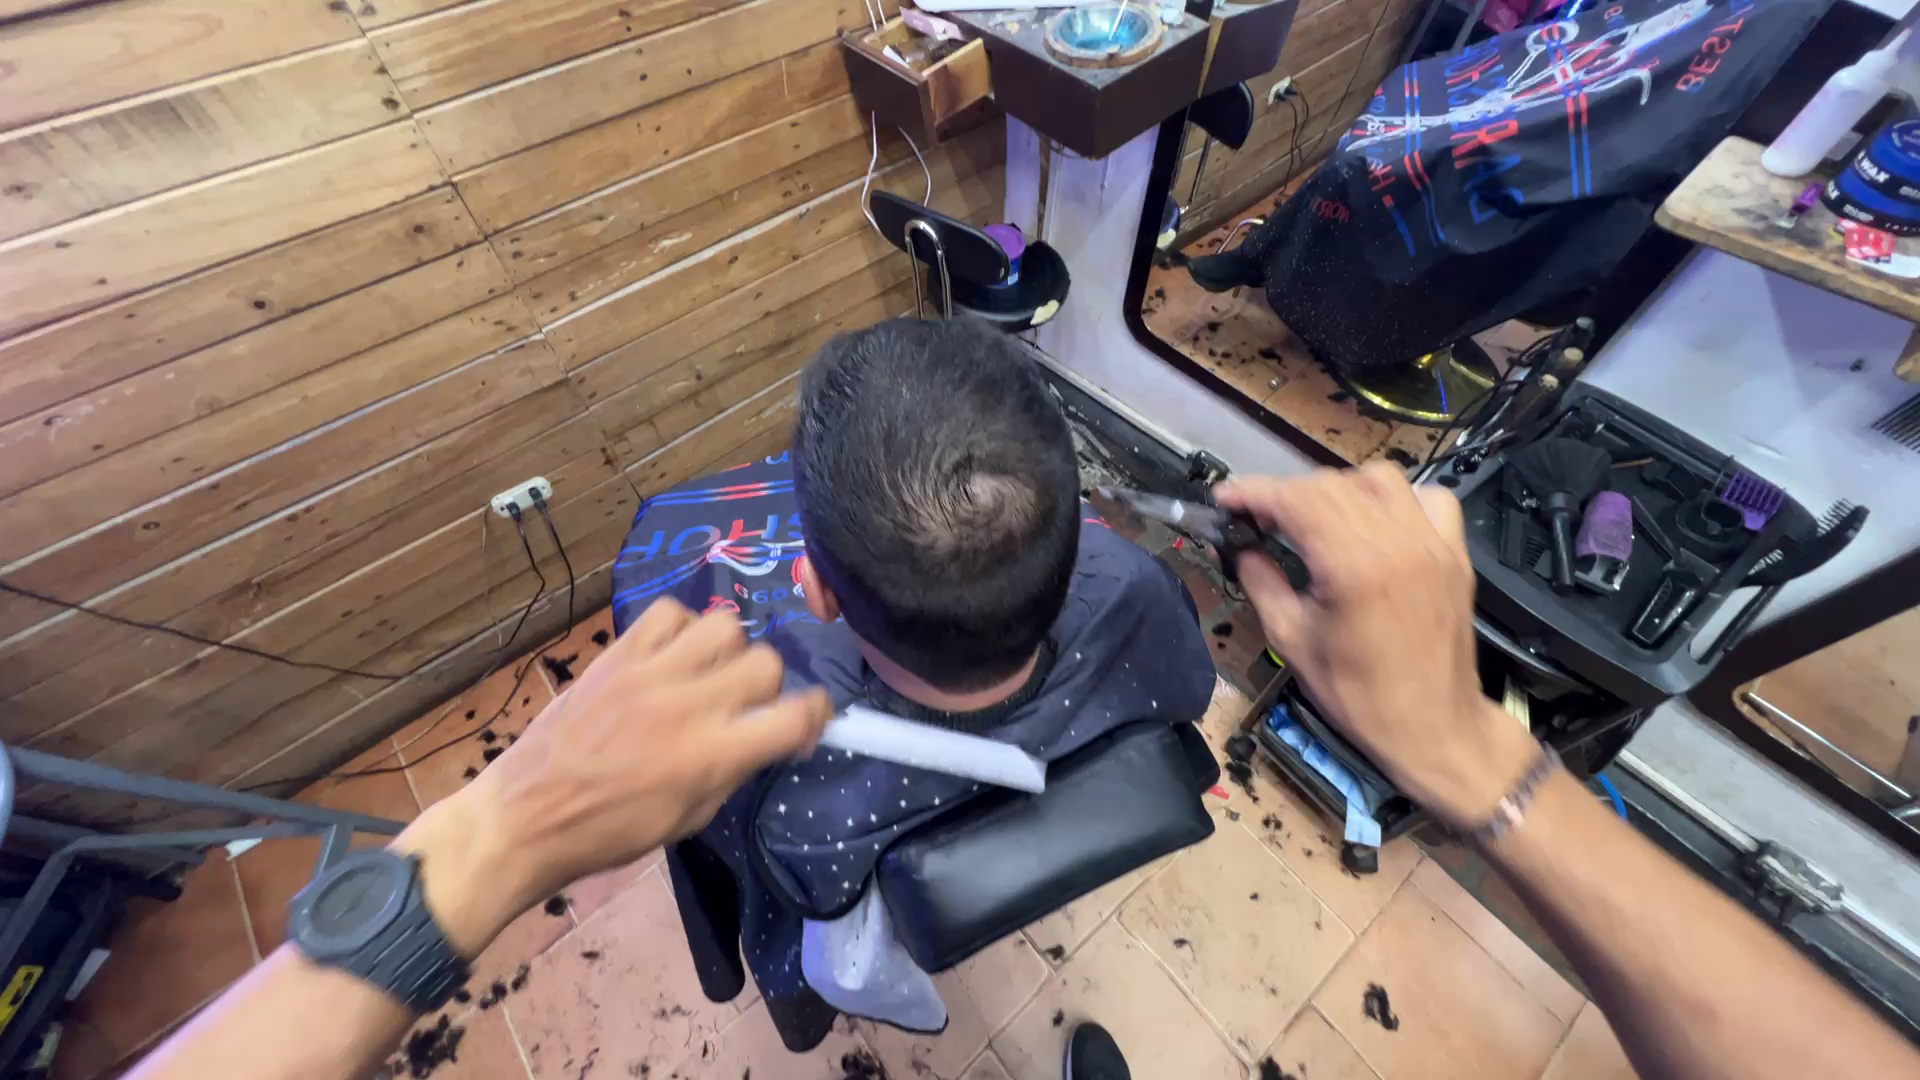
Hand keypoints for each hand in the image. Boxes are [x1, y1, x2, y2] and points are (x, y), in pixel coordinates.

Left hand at [392, 599, 831, 954]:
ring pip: (725, 626)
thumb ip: (738, 767)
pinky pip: (670, 613)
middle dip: (770, 685)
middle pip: (767, 662)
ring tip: (709, 671)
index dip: (819, 712)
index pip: (795, 716)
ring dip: (729, 651)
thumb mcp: (692, 817)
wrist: (523, 817)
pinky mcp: (618, 654)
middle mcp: (690, 706)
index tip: (812, 715)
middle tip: (747, 702)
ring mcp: (652, 673)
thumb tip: (774, 732)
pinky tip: (672, 654)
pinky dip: (681, 628)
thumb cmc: (612, 830)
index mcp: (711, 756)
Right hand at [1215, 463, 1536, 830]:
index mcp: (1354, 567)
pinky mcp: (1454, 553)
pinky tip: (1372, 521)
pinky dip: (1394, 497)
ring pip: (1378, 478)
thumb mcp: (1290, 639)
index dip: (1253, 492)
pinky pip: (1427, 497)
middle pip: (1330, 484)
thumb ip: (1261, 581)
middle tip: (1257, 518)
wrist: (1433, 728)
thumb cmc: (1355, 693)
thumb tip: (1238, 546)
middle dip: (1284, 493)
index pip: (1297, 500)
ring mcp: (1433, 543)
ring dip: (1335, 487)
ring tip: (1312, 516)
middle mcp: (1398, 543)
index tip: (1224, 498)